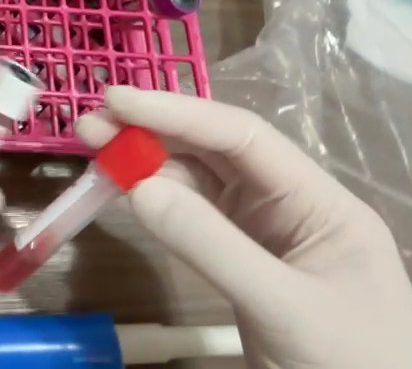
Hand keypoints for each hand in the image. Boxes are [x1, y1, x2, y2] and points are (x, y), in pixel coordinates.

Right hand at [76, 88, 411, 368]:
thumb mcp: (286, 312)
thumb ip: (213, 246)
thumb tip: (138, 186)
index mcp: (321, 204)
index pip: (242, 136)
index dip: (177, 112)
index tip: (117, 100)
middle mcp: (292, 207)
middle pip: (215, 150)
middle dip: (153, 131)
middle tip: (90, 125)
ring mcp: (266, 237)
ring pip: (198, 180)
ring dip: (147, 162)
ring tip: (93, 150)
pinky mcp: (243, 265)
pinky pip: (193, 217)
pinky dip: (156, 200)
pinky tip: (124, 191)